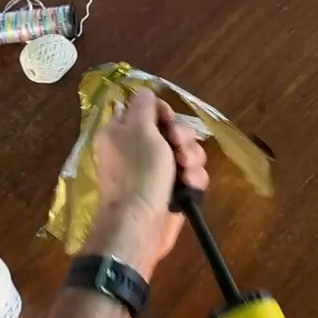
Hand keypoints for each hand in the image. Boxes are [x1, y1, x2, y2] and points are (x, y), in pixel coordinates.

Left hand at [86, 89, 207, 276]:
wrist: (141, 224)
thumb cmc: (138, 172)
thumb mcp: (139, 129)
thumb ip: (144, 106)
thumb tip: (144, 93)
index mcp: (123, 131)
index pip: (148, 108)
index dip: (163, 112)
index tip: (167, 122)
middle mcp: (140, 148)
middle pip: (173, 130)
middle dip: (183, 137)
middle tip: (178, 147)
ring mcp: (158, 171)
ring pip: (187, 152)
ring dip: (192, 159)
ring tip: (185, 172)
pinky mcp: (174, 190)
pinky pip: (192, 176)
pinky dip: (194, 180)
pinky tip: (189, 187)